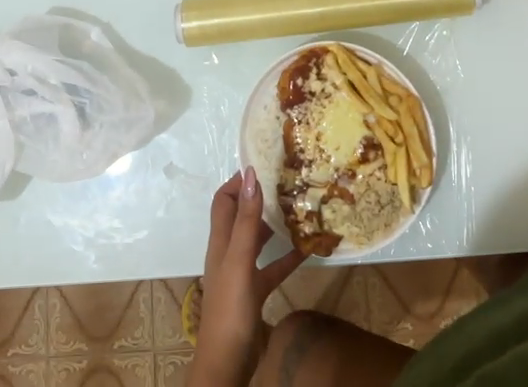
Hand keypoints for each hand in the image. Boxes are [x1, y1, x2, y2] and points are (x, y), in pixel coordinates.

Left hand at [193, 167, 305, 386]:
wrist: (227, 361)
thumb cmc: (230, 308)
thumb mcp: (239, 260)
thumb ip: (247, 221)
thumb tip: (251, 174)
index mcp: (220, 241)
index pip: (224, 200)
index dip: (239, 182)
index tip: (265, 166)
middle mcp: (229, 252)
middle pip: (241, 216)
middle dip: (260, 198)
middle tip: (289, 185)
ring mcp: (242, 274)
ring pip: (258, 240)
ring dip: (275, 225)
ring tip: (299, 210)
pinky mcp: (255, 293)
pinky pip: (272, 268)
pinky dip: (287, 257)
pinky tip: (307, 251)